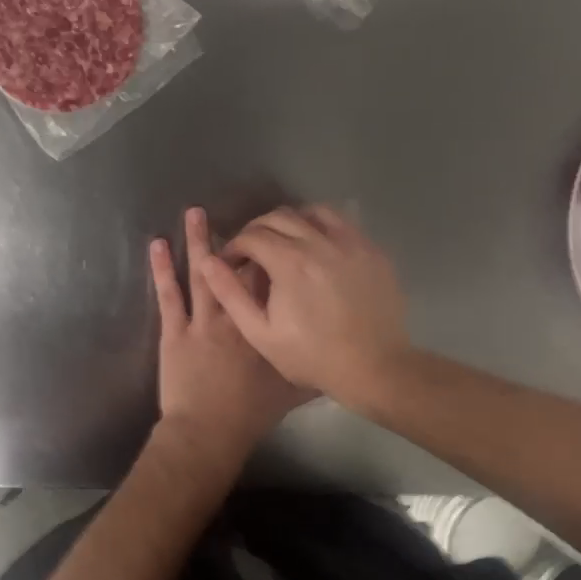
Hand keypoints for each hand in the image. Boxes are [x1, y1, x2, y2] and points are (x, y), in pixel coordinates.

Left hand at [149, 208, 311, 470]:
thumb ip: (311, 367)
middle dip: (240, 240)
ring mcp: (202, 323)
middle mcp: (235, 318)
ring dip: (198, 242)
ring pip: (201, 274)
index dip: (273, 259)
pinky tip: (158, 244)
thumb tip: (332, 353)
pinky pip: (168, 294)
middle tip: (240, 212)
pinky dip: (162, 269)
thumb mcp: (293, 391)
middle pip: (238, 271)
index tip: (276, 235)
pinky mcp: (174, 331)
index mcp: (264, 329)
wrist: (209, 431)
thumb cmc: (251, 414)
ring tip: (194, 212)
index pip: (272, 285)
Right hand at [196, 204, 410, 410]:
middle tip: (252, 254)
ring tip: (285, 245)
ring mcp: (351, 244)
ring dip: (291, 222)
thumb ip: (230, 294)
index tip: (230, 264)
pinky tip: (317, 251)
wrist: (374, 368)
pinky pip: (342, 224)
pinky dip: (321, 228)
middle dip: (256, 231)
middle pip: (278, 216)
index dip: (234, 247)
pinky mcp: (372, 251)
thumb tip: (207, 261)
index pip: (251, 235)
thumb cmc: (311, 356)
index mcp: (290, 263)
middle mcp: (321, 243)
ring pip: (313, 212)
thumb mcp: (260, 333)